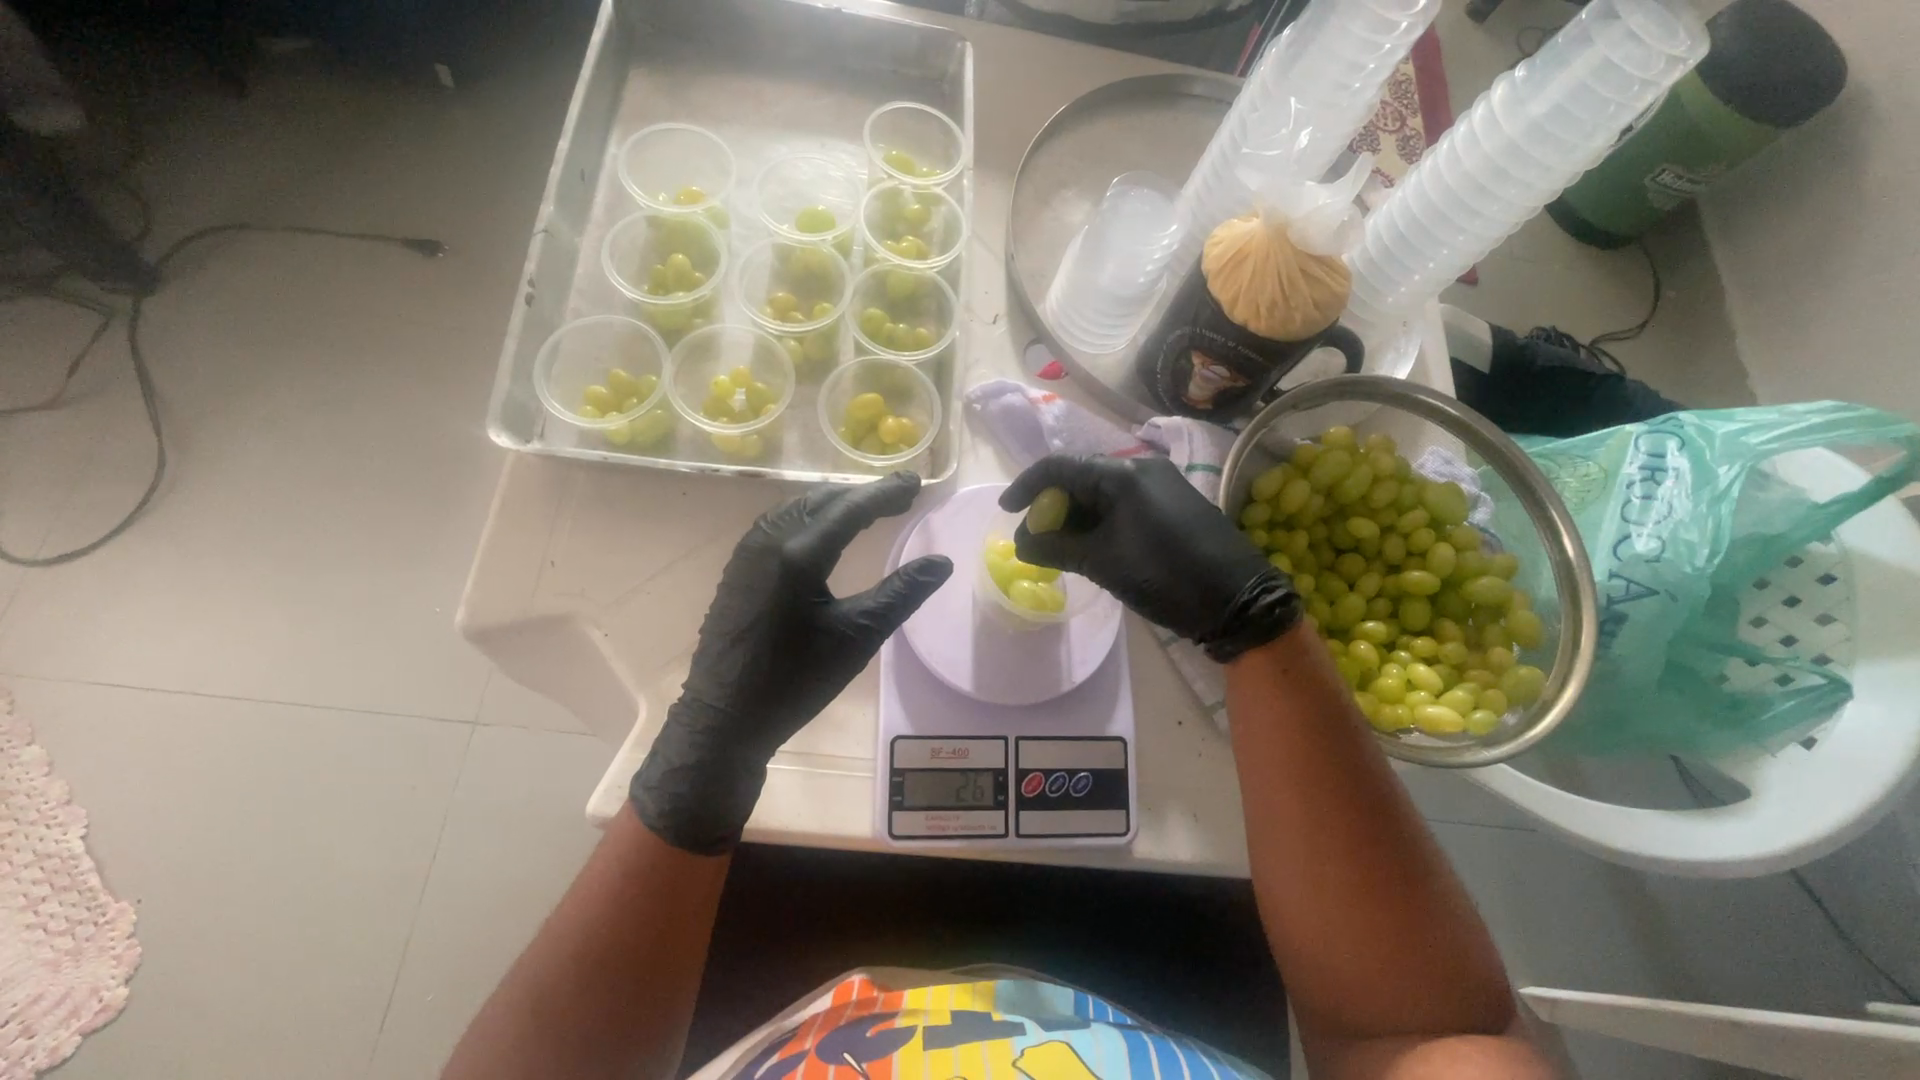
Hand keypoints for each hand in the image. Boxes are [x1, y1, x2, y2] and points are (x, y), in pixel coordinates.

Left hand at [631, 472, 952, 853]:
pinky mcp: (739, 569)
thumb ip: (901, 593)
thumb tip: (941, 563)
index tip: (916, 483)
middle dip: (863, 495)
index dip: (885, 494)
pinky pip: (780, 525)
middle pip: (823, 501)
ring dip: (835, 504)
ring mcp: (748, 553)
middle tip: (901, 495)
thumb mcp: (857, 638)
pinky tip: (824, 531)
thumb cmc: (795, 681)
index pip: (851, 508)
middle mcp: (769, 541)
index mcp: (798, 553)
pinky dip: (810, 517)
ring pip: (798, 509)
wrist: (725, 717)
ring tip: (869, 509)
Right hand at [1000, 455, 1300, 662]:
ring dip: (1075, 520)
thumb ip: (1055, 548)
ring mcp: (1161, 488)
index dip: (1027, 488)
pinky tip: (1090, 551)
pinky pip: (1123, 508)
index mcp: (1124, 474)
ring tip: (1058, 551)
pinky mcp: (1172, 508)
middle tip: (1035, 541)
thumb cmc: (1165, 575)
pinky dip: (1099, 525)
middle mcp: (1142, 470)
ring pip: (1101, 495)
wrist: (1237, 600)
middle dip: (1052, 509)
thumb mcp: (1102, 563)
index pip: (1059, 467)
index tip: (1006, 513)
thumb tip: (1021, 544)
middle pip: (1080, 479)